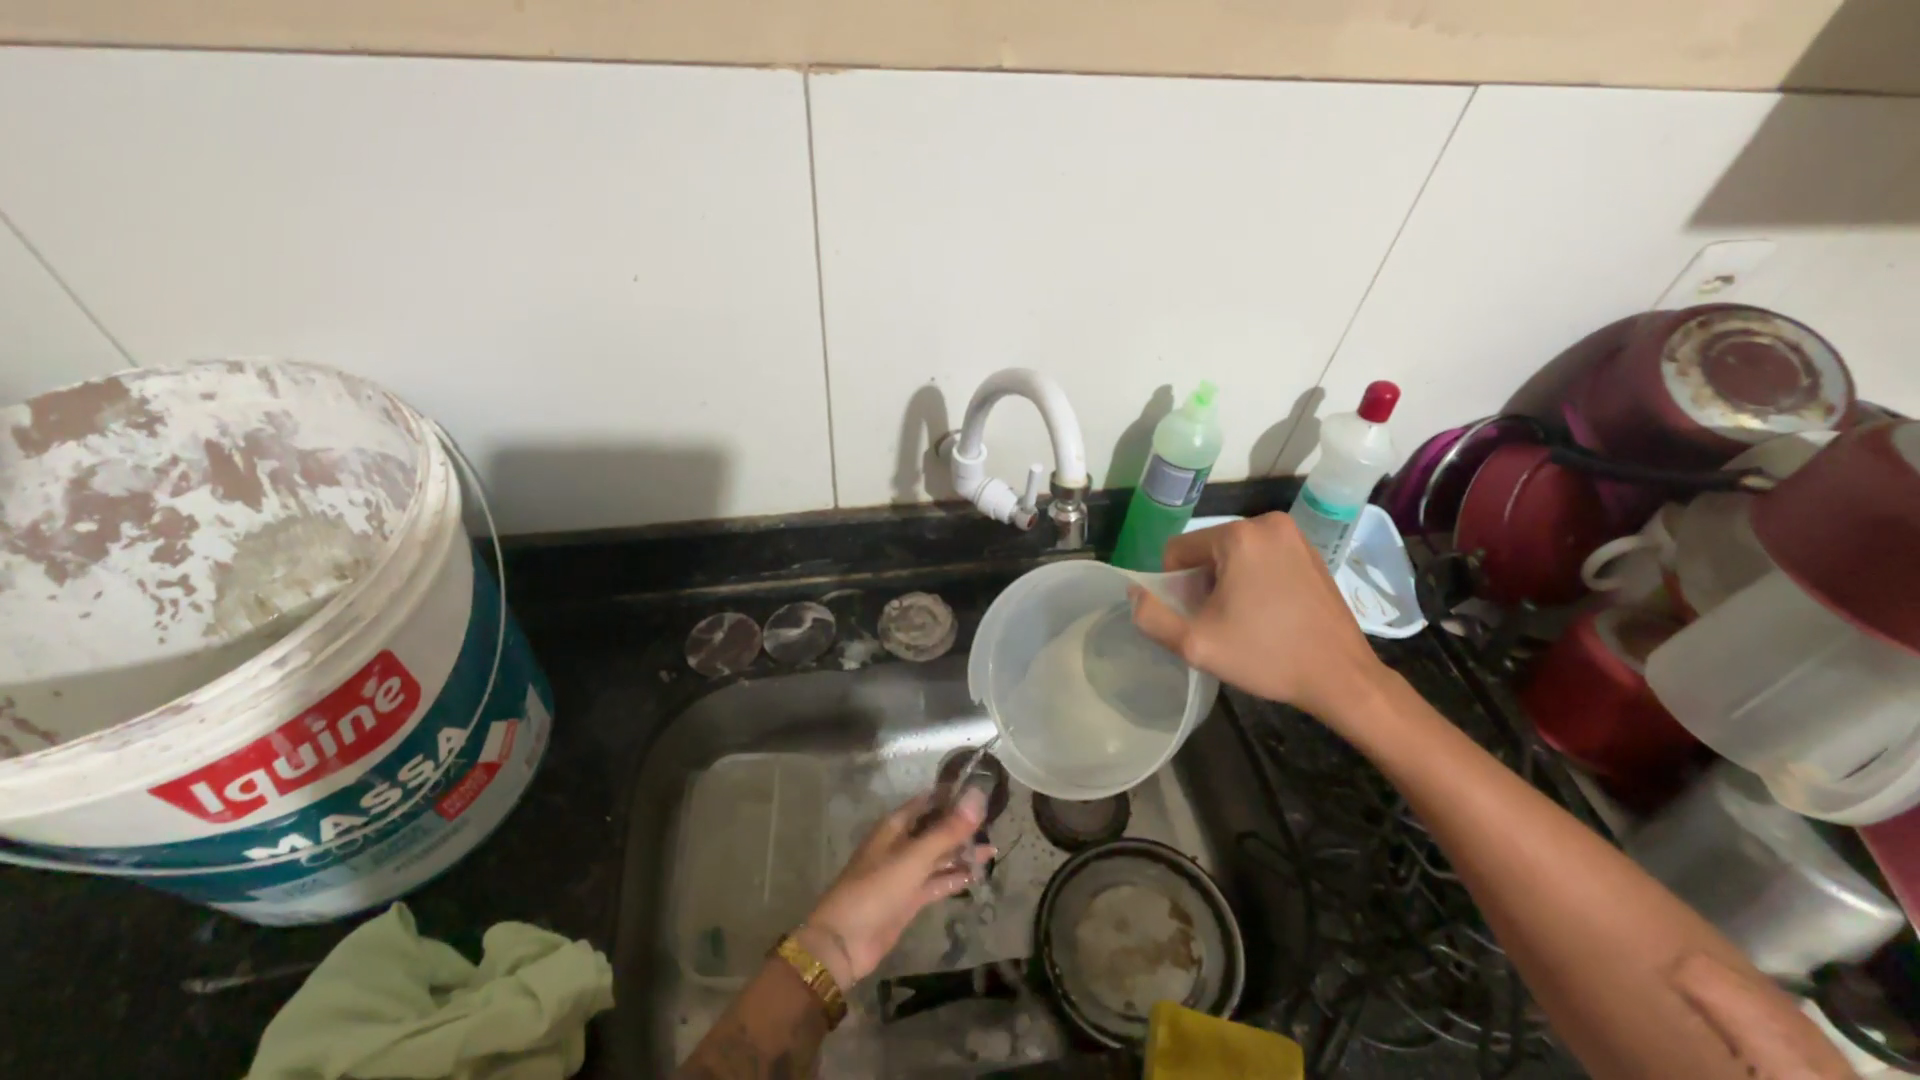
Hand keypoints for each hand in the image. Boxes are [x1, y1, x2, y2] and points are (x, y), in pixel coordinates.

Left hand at [796, 788, 991, 988]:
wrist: (845, 941)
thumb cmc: (876, 889)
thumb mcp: (914, 857)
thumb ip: (947, 830)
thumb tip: (978, 796)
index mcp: (895, 827)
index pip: (927, 802)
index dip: (951, 796)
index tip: (981, 791)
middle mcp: (901, 845)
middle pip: (935, 829)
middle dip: (960, 826)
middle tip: (994, 822)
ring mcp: (905, 873)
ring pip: (938, 857)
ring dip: (961, 853)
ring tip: (993, 849)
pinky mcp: (910, 898)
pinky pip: (937, 882)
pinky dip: (955, 878)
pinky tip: (977, 875)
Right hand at [1128, 512, 1387, 729]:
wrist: (1340, 676)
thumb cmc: (1266, 656)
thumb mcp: (1195, 644)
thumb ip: (1151, 617)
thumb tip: (1133, 594)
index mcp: (1238, 536)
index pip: (1178, 550)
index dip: (1176, 586)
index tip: (1197, 617)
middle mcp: (1268, 523)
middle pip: (1208, 550)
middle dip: (1203, 583)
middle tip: (1220, 622)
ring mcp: (1295, 536)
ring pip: (1235, 554)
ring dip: (1228, 582)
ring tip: (1245, 619)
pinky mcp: (1313, 553)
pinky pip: (1264, 558)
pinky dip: (1256, 580)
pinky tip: (1268, 613)